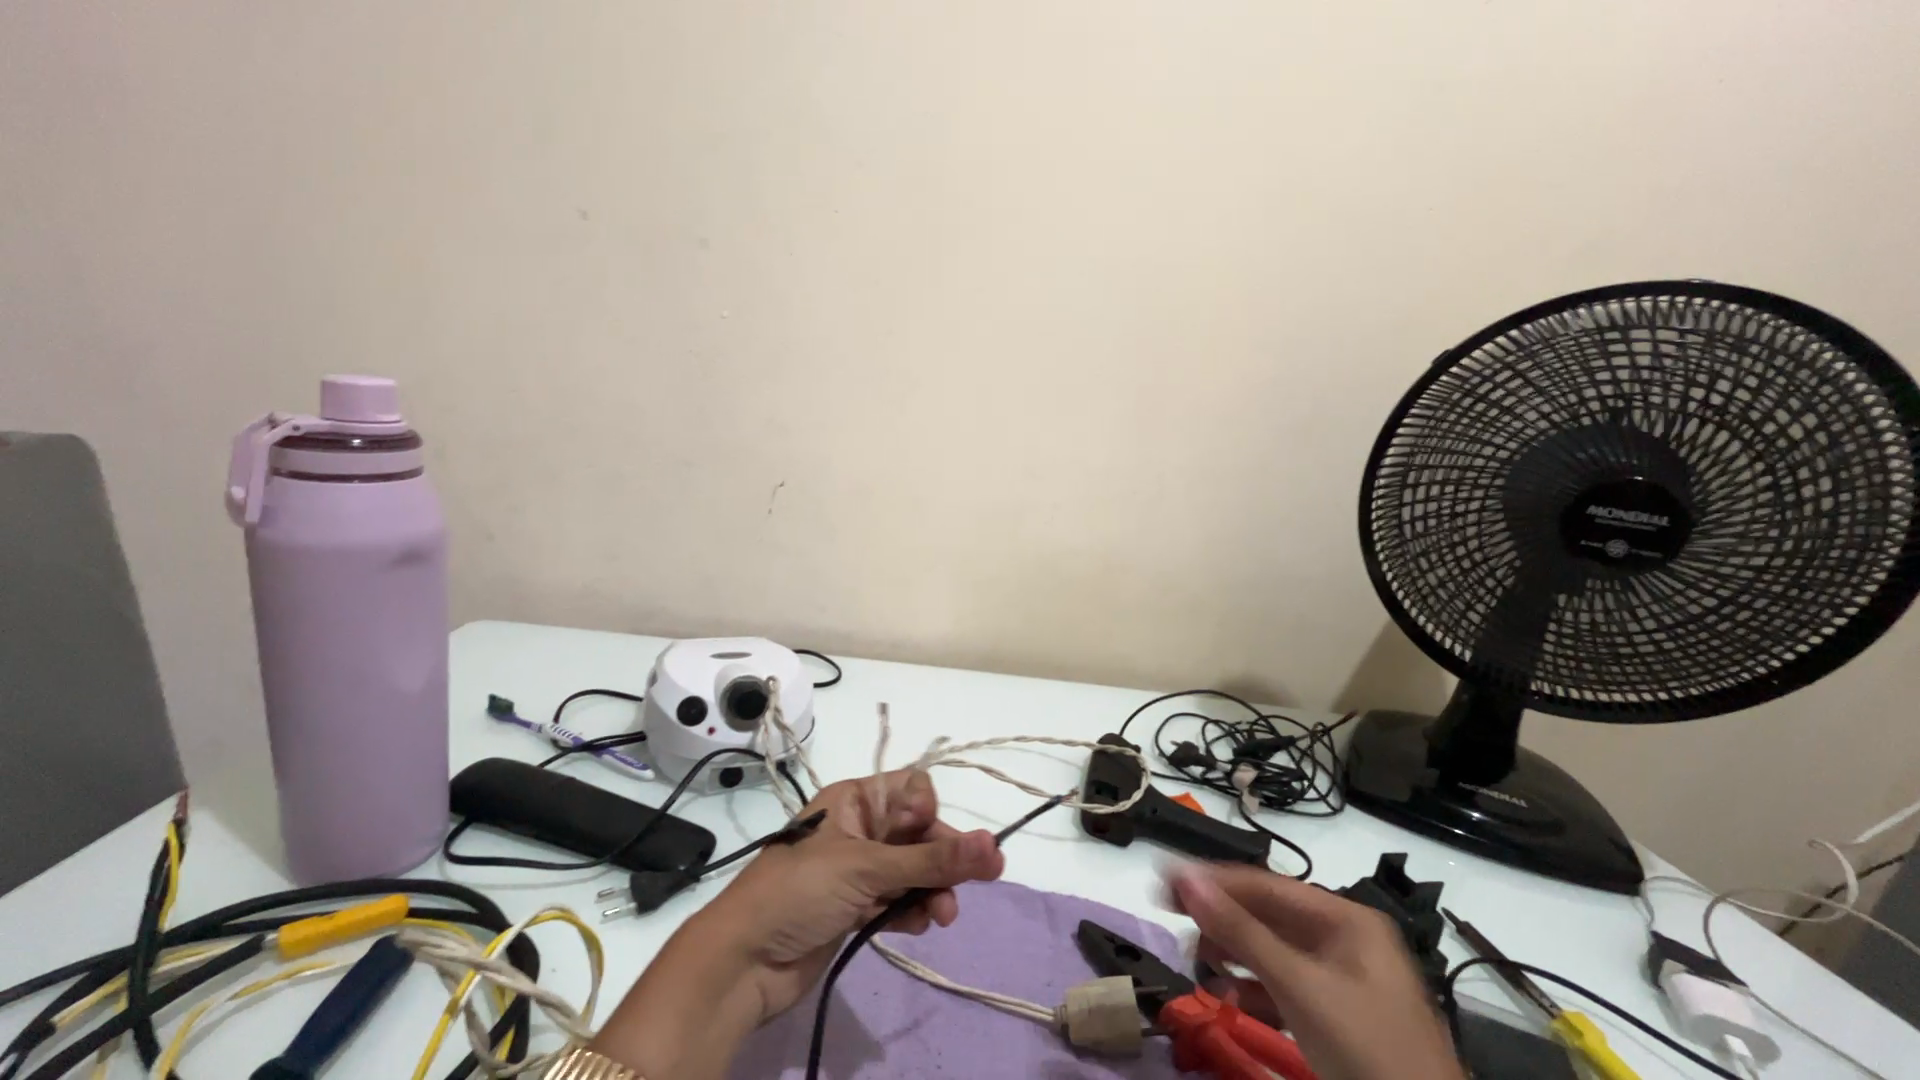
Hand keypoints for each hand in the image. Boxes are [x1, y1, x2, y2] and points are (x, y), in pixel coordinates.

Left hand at [707, 767, 1005, 1017]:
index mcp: (853, 800)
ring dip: (933, 889)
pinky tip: (917, 926)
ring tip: (943, 917)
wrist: (743, 961)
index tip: (931, 832)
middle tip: (988, 877)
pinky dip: (911, 911)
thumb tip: (993, 844)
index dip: (928, 810)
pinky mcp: (855, 908)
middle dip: (946, 857)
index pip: (910, 790)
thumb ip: (932, 859)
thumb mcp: (867, 868)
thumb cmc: (800, 892)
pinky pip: (898, 901)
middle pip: (918, 834)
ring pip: (912, 871)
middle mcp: (858, 829)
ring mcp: (856, 871)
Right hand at [1165, 863, 1463, 1079]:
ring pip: (1273, 949)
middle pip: (1268, 914)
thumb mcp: (1298, 987)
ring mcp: (1343, 977)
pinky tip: (1227, 995)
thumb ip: (1240, 932)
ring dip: (1233, 953)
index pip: (1265, 885)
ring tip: (1196, 962)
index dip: (1212, 881)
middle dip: (1220, 918)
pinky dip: (1254, 986)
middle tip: (1170, 919)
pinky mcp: (1336, 1013)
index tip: (1163, 881)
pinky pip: (1284, 983)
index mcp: (1345, 918)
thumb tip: (1185, 877)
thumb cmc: (1364, 1048)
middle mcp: (1344, 938)